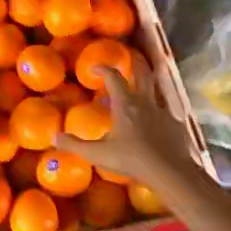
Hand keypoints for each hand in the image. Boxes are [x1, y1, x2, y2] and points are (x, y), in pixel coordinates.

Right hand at [55, 67, 200, 188]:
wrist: (170, 172)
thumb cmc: (131, 160)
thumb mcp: (97, 154)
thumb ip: (74, 145)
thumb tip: (53, 136)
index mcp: (125, 104)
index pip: (113, 78)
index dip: (104, 69)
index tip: (95, 68)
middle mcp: (145, 101)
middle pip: (142, 73)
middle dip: (135, 63)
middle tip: (130, 58)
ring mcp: (164, 111)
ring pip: (158, 87)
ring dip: (152, 79)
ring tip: (147, 79)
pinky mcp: (177, 123)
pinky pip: (168, 108)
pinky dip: (162, 106)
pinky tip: (159, 116)